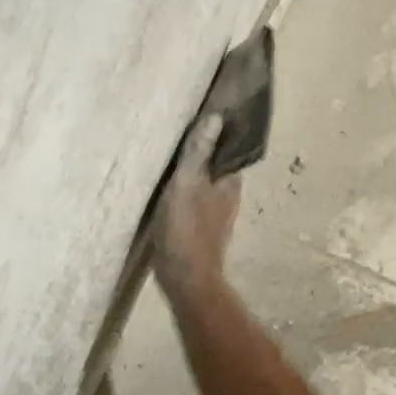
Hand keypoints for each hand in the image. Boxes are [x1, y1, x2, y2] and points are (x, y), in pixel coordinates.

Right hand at [152, 114, 241, 298]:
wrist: (186, 280)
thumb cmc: (186, 230)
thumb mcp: (186, 184)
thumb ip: (198, 152)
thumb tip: (216, 117)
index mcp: (231, 181)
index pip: (227, 147)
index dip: (215, 131)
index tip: (198, 114)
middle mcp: (228, 195)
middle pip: (214, 165)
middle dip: (200, 151)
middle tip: (177, 132)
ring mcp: (214, 215)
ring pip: (202, 183)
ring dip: (189, 172)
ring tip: (166, 156)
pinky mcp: (199, 229)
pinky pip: (191, 200)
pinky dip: (182, 191)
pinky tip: (165, 188)